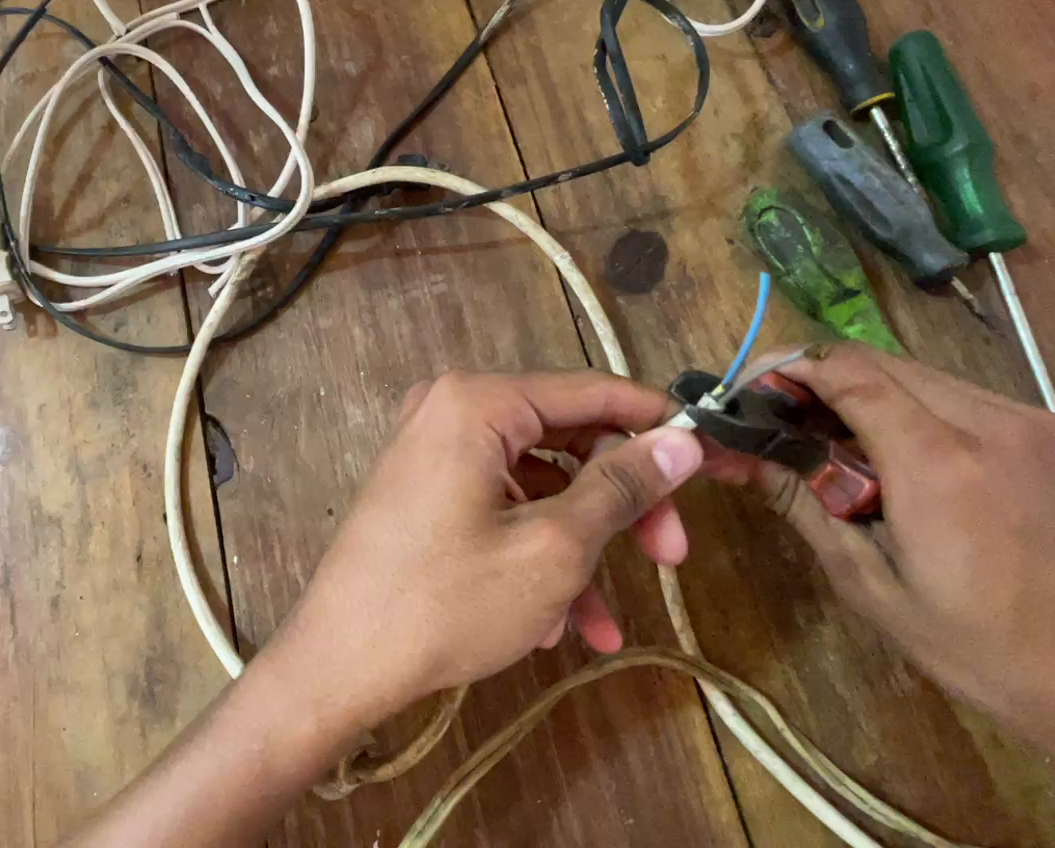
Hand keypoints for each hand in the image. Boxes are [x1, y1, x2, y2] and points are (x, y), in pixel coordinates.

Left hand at [257, 371, 704, 725]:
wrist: (338, 663)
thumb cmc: (446, 601)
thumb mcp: (552, 547)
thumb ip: (621, 486)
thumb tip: (682, 441)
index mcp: (478, 401)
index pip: (593, 392)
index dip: (661, 425)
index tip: (716, 460)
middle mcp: (452, 410)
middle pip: (566, 440)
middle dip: (621, 503)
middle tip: (670, 556)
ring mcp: (434, 451)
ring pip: (537, 486)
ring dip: (580, 547)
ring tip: (603, 621)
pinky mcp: (426, 490)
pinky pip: (499, 507)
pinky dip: (534, 553)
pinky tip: (558, 624)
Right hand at [702, 344, 1054, 778]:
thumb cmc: (993, 653)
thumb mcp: (876, 589)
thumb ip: (806, 507)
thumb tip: (742, 459)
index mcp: (936, 463)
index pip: (846, 371)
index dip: (788, 368)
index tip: (749, 392)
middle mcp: (987, 423)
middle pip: (878, 362)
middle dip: (818, 380)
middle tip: (782, 423)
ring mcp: (1033, 423)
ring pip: (922, 375)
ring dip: (866, 394)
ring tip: (839, 446)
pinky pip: (965, 399)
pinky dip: (916, 410)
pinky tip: (908, 461)